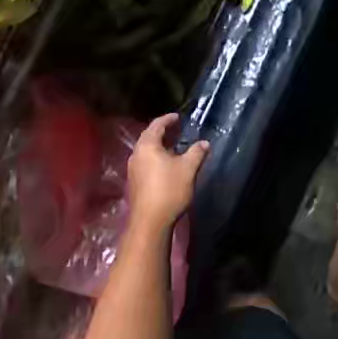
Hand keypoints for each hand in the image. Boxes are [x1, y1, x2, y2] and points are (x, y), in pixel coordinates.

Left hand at [127, 114, 208, 229]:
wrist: (150, 221)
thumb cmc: (169, 190)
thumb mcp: (188, 169)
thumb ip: (197, 153)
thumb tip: (204, 143)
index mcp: (147, 146)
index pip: (156, 125)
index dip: (168, 119)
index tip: (178, 117)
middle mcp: (136, 154)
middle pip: (148, 137)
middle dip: (162, 132)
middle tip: (176, 130)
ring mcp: (132, 169)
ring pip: (146, 151)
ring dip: (159, 146)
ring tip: (173, 147)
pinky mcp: (134, 182)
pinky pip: (145, 163)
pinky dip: (155, 158)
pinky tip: (166, 165)